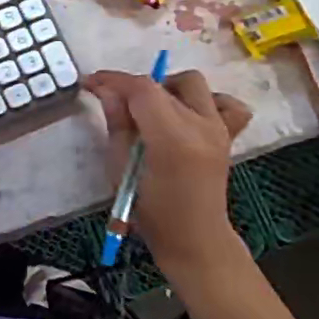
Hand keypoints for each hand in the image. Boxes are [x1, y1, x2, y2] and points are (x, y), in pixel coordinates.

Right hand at [83, 69, 253, 271]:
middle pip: (162, 84)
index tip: (90, 83)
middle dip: (132, 86)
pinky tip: (188, 112)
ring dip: (168, 87)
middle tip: (113, 101)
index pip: (141, 90)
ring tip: (151, 108)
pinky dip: (207, 100)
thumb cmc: (149, 211)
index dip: (113, 80)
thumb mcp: (120, 167)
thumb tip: (105, 90)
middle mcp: (201, 126)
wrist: (193, 238)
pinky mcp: (228, 135)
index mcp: (172, 138)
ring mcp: (220, 129)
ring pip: (194, 84)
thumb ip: (117, 123)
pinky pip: (228, 104)